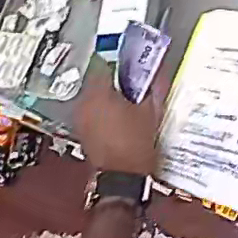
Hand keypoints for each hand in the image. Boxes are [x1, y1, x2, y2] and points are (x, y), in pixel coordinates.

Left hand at [74, 62, 167, 176]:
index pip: (104, 63)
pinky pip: (92, 109)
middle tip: (133, 78)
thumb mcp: (151, 112)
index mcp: (99, 93)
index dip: (119, 59)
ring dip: (108, 92)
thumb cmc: (136, 143)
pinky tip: (120, 113)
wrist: (122, 178)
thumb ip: (152, 87)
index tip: (132, 59)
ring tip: (128, 96)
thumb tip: (156, 70)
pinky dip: (103, 107)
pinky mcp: (82, 130)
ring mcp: (80, 117)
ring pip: (93, 94)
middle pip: (96, 78)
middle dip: (114, 76)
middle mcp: (84, 102)